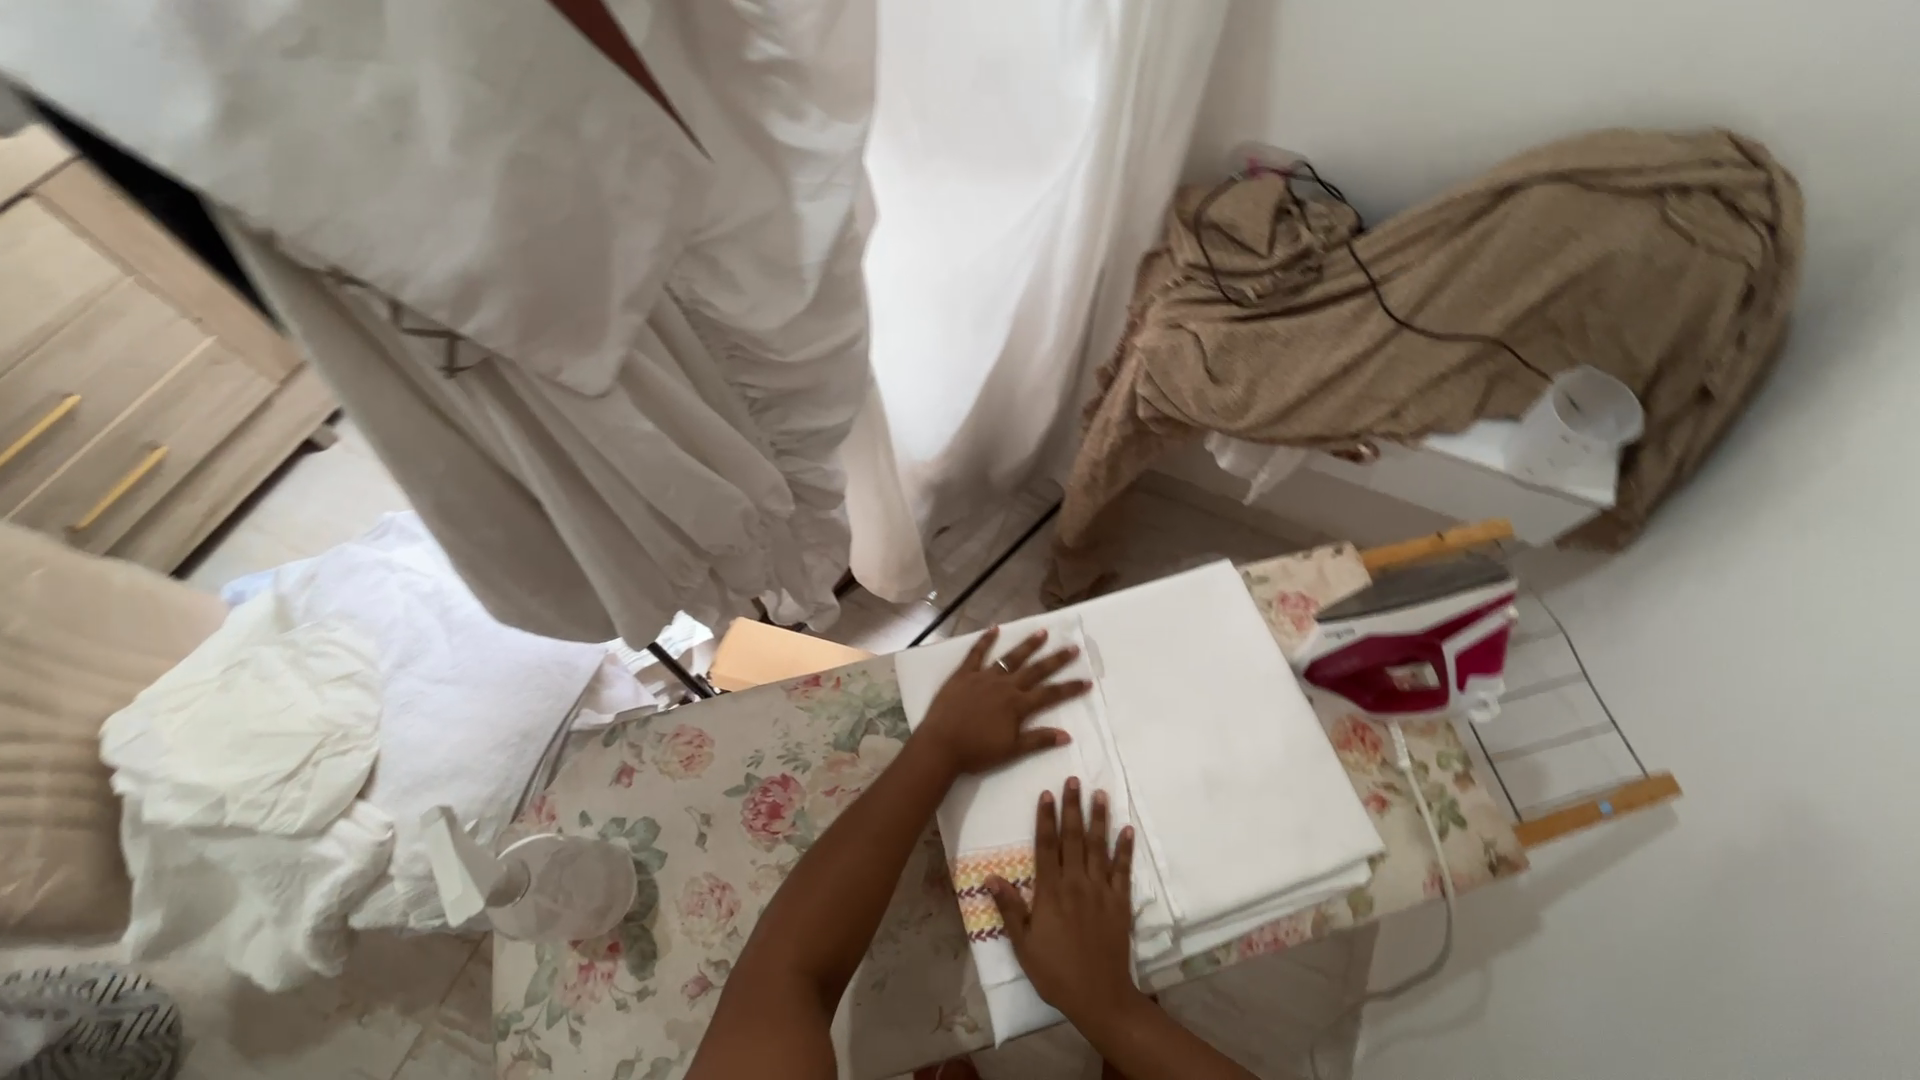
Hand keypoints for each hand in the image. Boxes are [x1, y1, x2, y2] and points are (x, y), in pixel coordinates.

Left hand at [915, 627, 1089, 775]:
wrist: (941, 745)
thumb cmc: (976, 751)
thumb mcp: (1011, 750)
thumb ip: (1039, 740)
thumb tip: (1067, 735)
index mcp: (1017, 705)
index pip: (1050, 694)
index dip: (1069, 688)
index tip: (1087, 681)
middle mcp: (1005, 686)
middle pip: (1035, 670)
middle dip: (1056, 659)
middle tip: (1073, 648)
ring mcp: (983, 677)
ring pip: (1011, 658)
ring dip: (1027, 645)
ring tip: (1043, 632)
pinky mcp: (963, 674)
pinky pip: (976, 653)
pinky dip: (986, 640)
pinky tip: (994, 628)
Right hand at [987, 779, 1142, 1029]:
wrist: (1099, 996)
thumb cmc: (1055, 972)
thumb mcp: (1023, 944)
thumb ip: (1010, 908)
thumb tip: (991, 877)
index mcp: (1051, 892)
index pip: (1047, 846)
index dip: (1046, 818)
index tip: (1046, 793)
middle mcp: (1076, 883)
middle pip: (1073, 838)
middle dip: (1072, 807)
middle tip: (1074, 781)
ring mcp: (1101, 891)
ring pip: (1098, 847)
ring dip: (1099, 819)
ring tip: (1100, 794)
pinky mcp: (1120, 902)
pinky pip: (1123, 870)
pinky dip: (1125, 849)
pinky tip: (1127, 830)